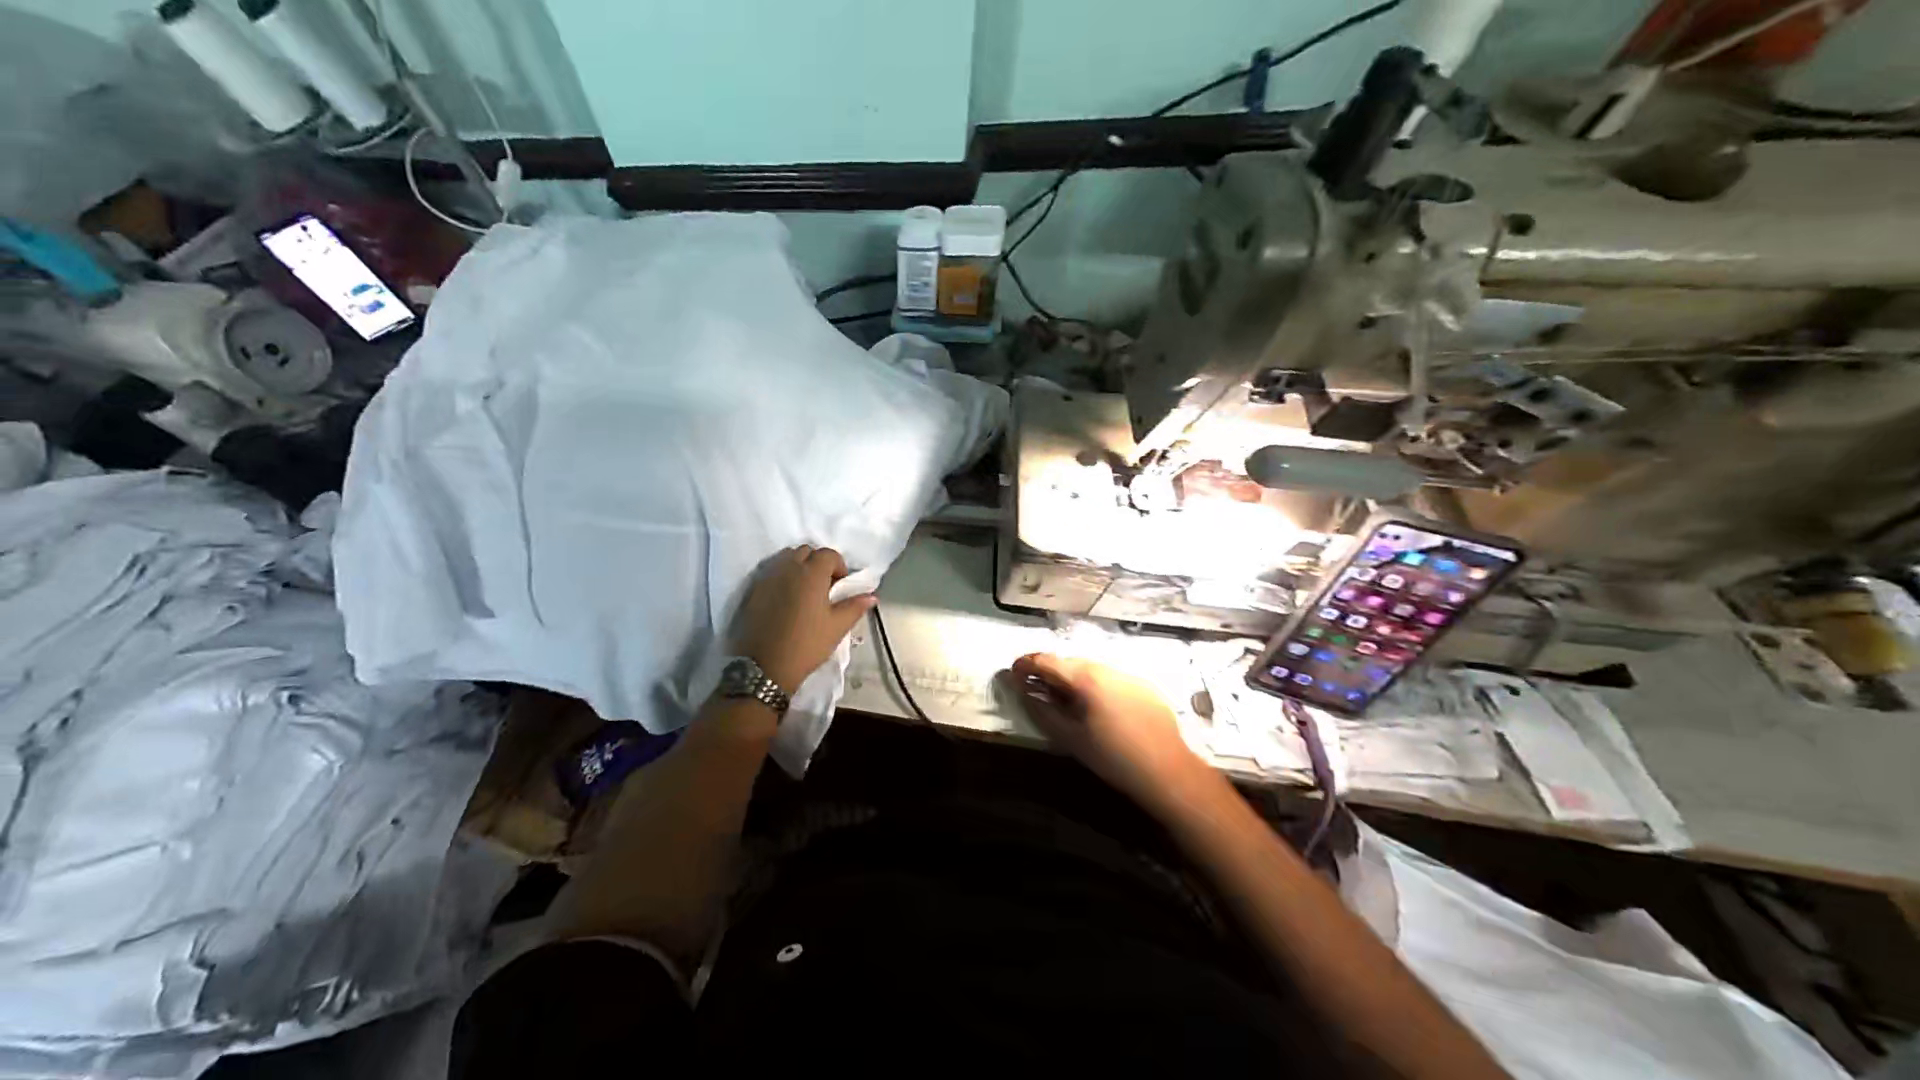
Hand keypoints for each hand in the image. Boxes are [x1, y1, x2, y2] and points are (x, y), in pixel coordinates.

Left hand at [731, 545, 875, 692]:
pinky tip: (786, 599)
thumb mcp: (836, 627)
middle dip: (818, 562)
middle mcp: (788, 568)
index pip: (828, 554)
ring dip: (799, 567)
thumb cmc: (807, 644)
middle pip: (806, 551)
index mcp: (811, 574)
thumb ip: (855, 606)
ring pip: (786, 558)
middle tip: (824, 586)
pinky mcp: (753, 589)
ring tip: (805, 591)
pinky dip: (782, 576)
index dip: (839, 566)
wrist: (765, 666)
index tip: (841, 585)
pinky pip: (771, 572)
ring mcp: (767, 577)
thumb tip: (871, 596)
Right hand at [1007, 653, 1224, 817]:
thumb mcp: (1070, 738)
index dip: (1026, 664)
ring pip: (1092, 669)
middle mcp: (1107, 669)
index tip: (1012, 672)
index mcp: (1086, 678)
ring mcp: (1129, 676)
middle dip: (1049, 670)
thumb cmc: (1113, 758)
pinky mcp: (1145, 687)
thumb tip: (1024, 691)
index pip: (1047, 660)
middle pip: (1070, 661)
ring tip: (1064, 698)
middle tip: (1035, 687)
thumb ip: (1043, 711)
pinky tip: (1097, 707)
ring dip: (1073, 678)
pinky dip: (1096, 686)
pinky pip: (1112, 680)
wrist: (1168, 772)